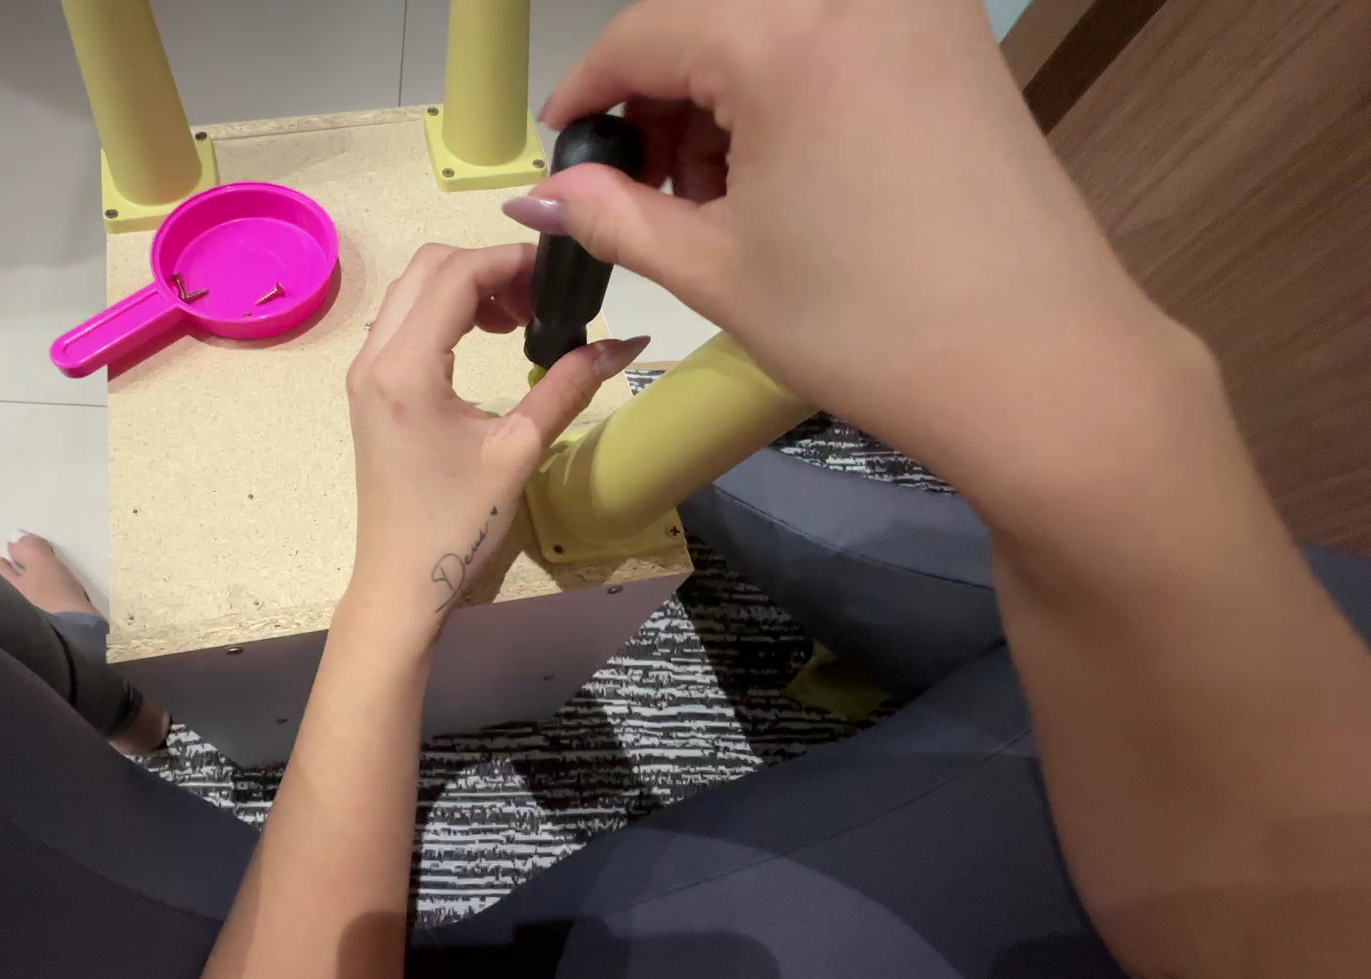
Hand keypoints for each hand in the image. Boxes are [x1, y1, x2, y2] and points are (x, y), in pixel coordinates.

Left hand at [343, 243, 648, 636]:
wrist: (400, 579)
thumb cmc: (457, 523)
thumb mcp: (517, 451)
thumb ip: (567, 386)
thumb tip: (626, 343)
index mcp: (405, 368)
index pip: (456, 275)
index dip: (511, 262)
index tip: (559, 278)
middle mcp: (372, 358)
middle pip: (427, 268)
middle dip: (487, 268)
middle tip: (538, 302)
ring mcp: (363, 374)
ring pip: (410, 293)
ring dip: (463, 288)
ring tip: (515, 321)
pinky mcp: (368, 392)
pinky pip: (401, 325)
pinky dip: (441, 314)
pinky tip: (480, 342)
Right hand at [508, 0, 1213, 493]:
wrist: (1027, 362)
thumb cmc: (852, 322)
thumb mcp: (710, 268)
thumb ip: (609, 218)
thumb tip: (533, 201)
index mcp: (789, 34)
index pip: (645, 31)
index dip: (584, 89)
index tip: (558, 149)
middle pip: (707, 15)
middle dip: (652, 97)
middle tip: (636, 189)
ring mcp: (918, 6)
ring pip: (768, 23)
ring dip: (712, 96)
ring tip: (705, 196)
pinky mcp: (952, 40)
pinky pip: (828, 36)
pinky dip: (774, 91)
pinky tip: (768, 171)